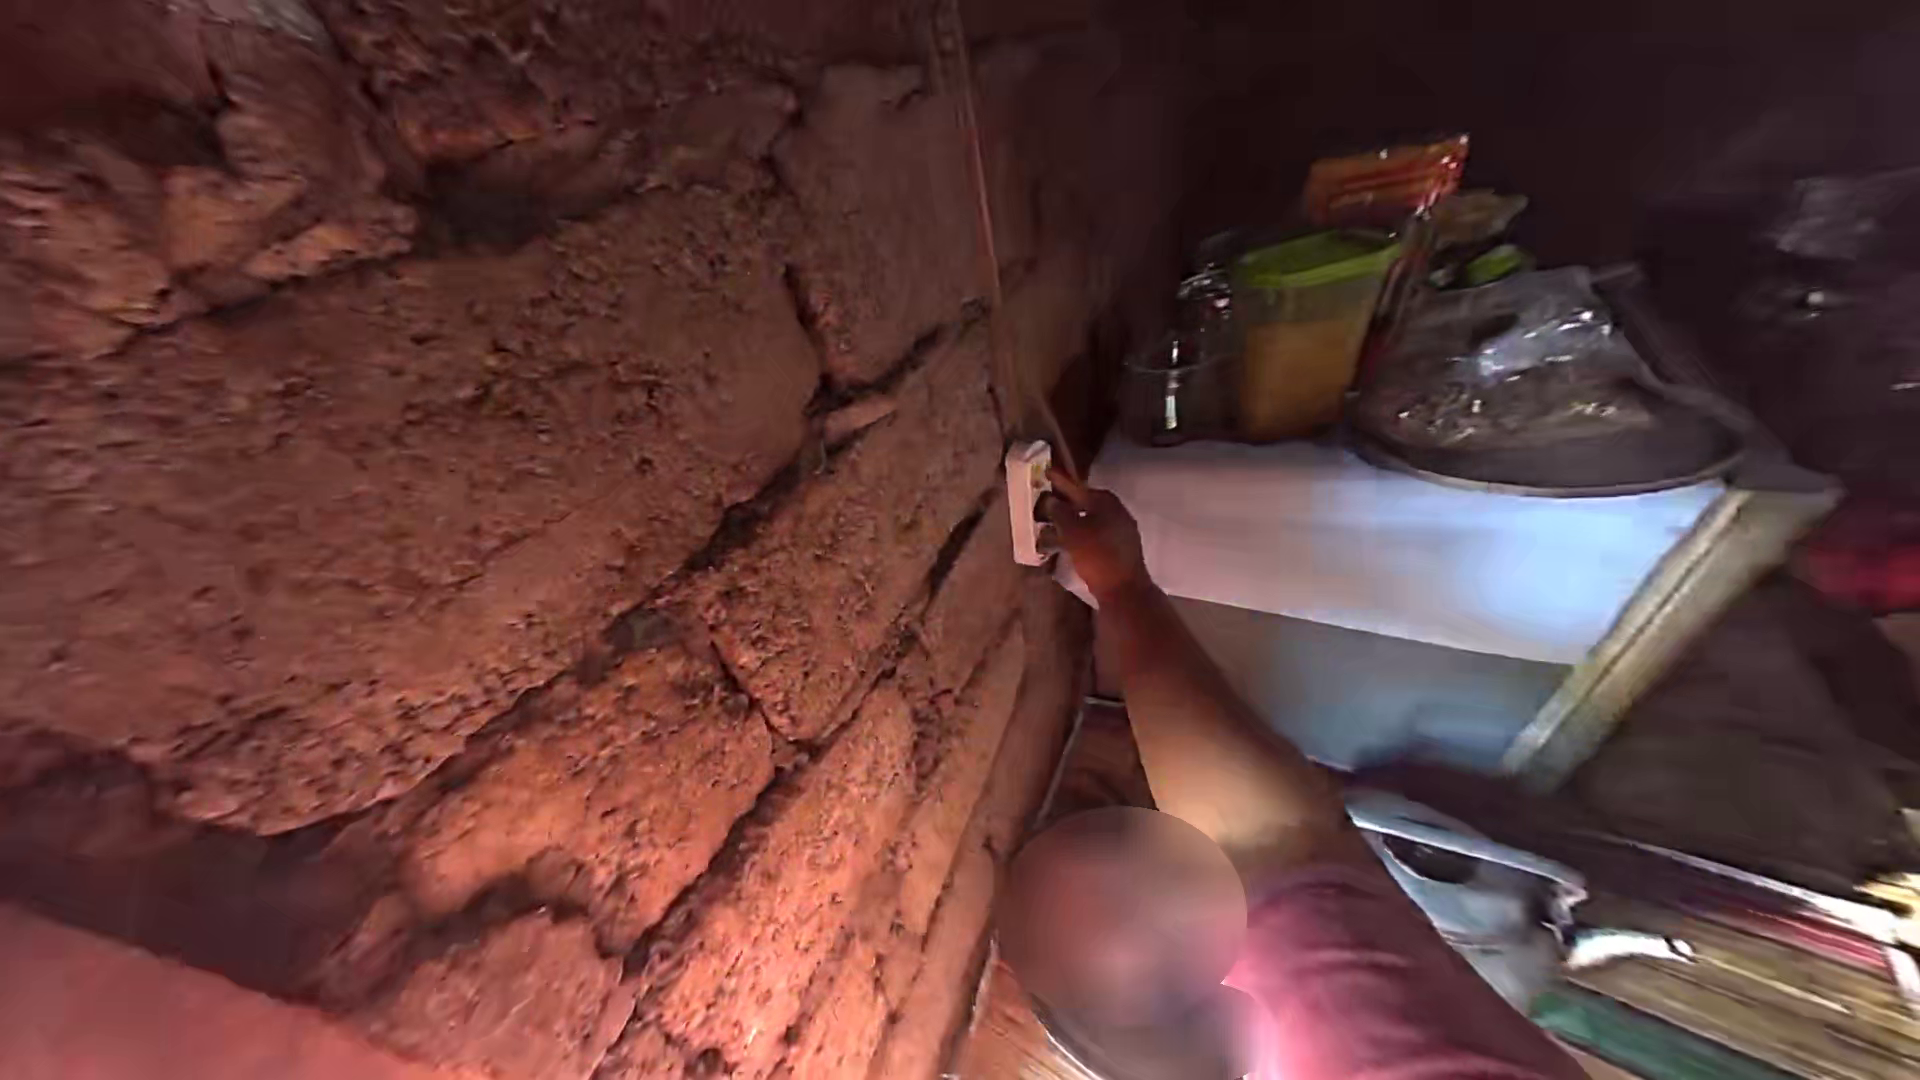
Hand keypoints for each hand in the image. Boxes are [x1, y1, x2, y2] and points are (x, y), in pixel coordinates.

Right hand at [1044, 469, 1150, 600]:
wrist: (1124, 590)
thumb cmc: (1098, 556)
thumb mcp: (1074, 532)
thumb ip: (1061, 513)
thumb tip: (1052, 500)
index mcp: (1107, 503)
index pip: (1080, 487)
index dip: (1062, 482)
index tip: (1047, 474)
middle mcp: (1117, 513)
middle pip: (1087, 502)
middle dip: (1066, 502)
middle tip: (1046, 501)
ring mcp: (1120, 532)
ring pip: (1090, 520)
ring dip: (1071, 520)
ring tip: (1052, 523)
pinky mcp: (1118, 549)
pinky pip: (1095, 534)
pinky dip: (1079, 534)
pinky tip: (1066, 542)